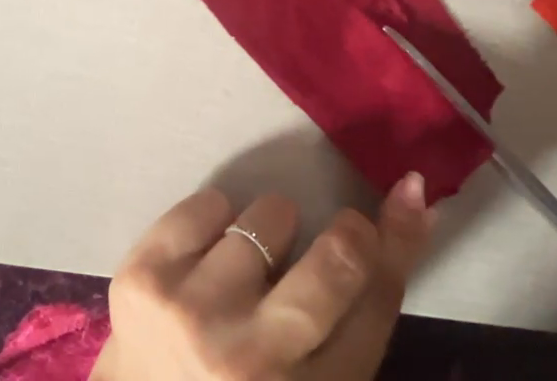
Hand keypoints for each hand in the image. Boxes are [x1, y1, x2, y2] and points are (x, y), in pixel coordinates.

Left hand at [90, 174, 435, 380]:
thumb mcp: (315, 372)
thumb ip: (361, 303)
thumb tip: (413, 198)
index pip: (377, 302)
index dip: (398, 237)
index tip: (408, 192)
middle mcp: (256, 359)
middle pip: (339, 258)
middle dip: (346, 233)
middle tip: (333, 237)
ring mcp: (194, 314)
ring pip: (268, 215)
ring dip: (268, 230)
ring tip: (247, 271)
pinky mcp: (143, 278)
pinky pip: (209, 202)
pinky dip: (216, 218)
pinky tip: (205, 259)